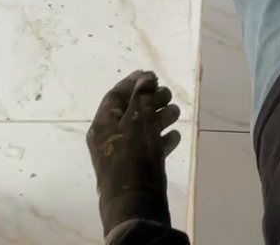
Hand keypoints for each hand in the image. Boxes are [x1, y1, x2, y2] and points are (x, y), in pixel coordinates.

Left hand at [86, 70, 182, 232]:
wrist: (137, 204)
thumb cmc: (133, 157)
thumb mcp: (137, 120)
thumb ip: (142, 95)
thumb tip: (145, 77)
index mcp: (103, 126)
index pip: (115, 96)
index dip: (133, 82)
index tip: (152, 75)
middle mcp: (112, 138)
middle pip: (132, 109)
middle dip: (151, 99)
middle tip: (167, 93)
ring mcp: (125, 154)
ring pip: (143, 127)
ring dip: (160, 116)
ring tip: (176, 111)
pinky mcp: (139, 167)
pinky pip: (151, 145)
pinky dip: (163, 138)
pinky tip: (175, 135)